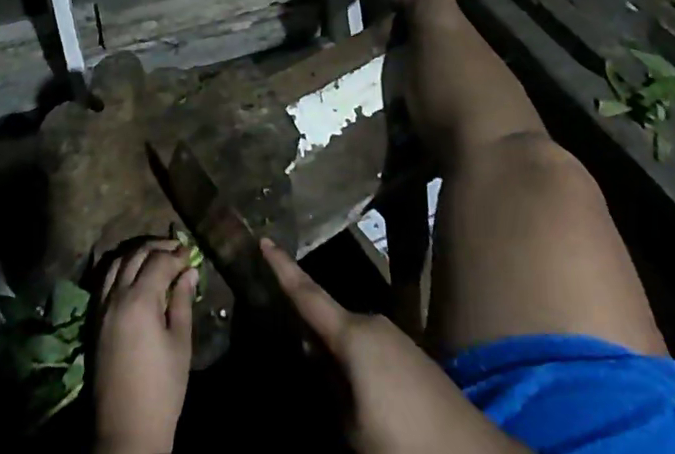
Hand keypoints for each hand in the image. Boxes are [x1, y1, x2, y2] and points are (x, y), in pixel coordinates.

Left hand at [93, 239, 197, 453]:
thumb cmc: (163, 387)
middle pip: (135, 255)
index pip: (159, 261)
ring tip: (156, 256)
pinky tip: (133, 274)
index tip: (192, 254)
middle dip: (157, 247)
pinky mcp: (94, 320)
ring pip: (116, 263)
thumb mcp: (180, 342)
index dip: (177, 253)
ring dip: (136, 254)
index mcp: (139, 300)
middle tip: (177, 249)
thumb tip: (189, 271)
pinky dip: (120, 268)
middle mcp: (116, 296)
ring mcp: (101, 308)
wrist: (126, 428)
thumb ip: (183, 301)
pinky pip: (104, 280)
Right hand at [260, 239, 526, 453]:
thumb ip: (327, 385)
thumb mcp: (351, 425)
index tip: (264, 239)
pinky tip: (347, 385)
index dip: (283, 269)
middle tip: (278, 329)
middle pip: (327, 317)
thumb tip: (315, 358)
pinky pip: (366, 349)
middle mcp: (373, 324)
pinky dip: (349, 359)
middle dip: (304, 325)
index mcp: (354, 334)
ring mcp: (395, 339)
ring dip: (328, 348)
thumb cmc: (402, 439)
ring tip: (309, 365)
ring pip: (347, 337)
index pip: (308, 294)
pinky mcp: (410, 357)